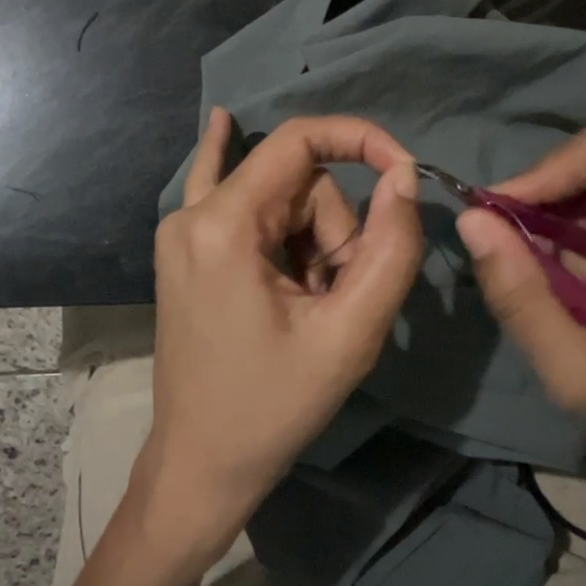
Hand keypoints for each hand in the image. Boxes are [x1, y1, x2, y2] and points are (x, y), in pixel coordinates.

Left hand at [139, 110, 423, 538]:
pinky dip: (234, 164)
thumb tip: (402, 177)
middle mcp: (191, 215)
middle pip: (295, 180)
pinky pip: (220, 191)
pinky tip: (223, 122)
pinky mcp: (185, 250)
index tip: (404, 173)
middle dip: (334, 228)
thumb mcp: (349, 334)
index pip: (300, 140)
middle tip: (337, 296)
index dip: (360, 141)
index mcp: (222, 226)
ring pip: (276, 198)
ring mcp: (180, 231)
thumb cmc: (273, 406)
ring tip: (308, 305)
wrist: (201, 463)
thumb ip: (389, 250)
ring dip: (310, 241)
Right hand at [455, 127, 585, 509]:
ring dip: (553, 214)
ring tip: (528, 267)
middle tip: (500, 241)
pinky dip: (572, 228)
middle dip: (541, 195)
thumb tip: (469, 220)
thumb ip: (518, 295)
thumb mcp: (570, 372)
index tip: (494, 217)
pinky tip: (559, 275)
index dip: (539, 175)